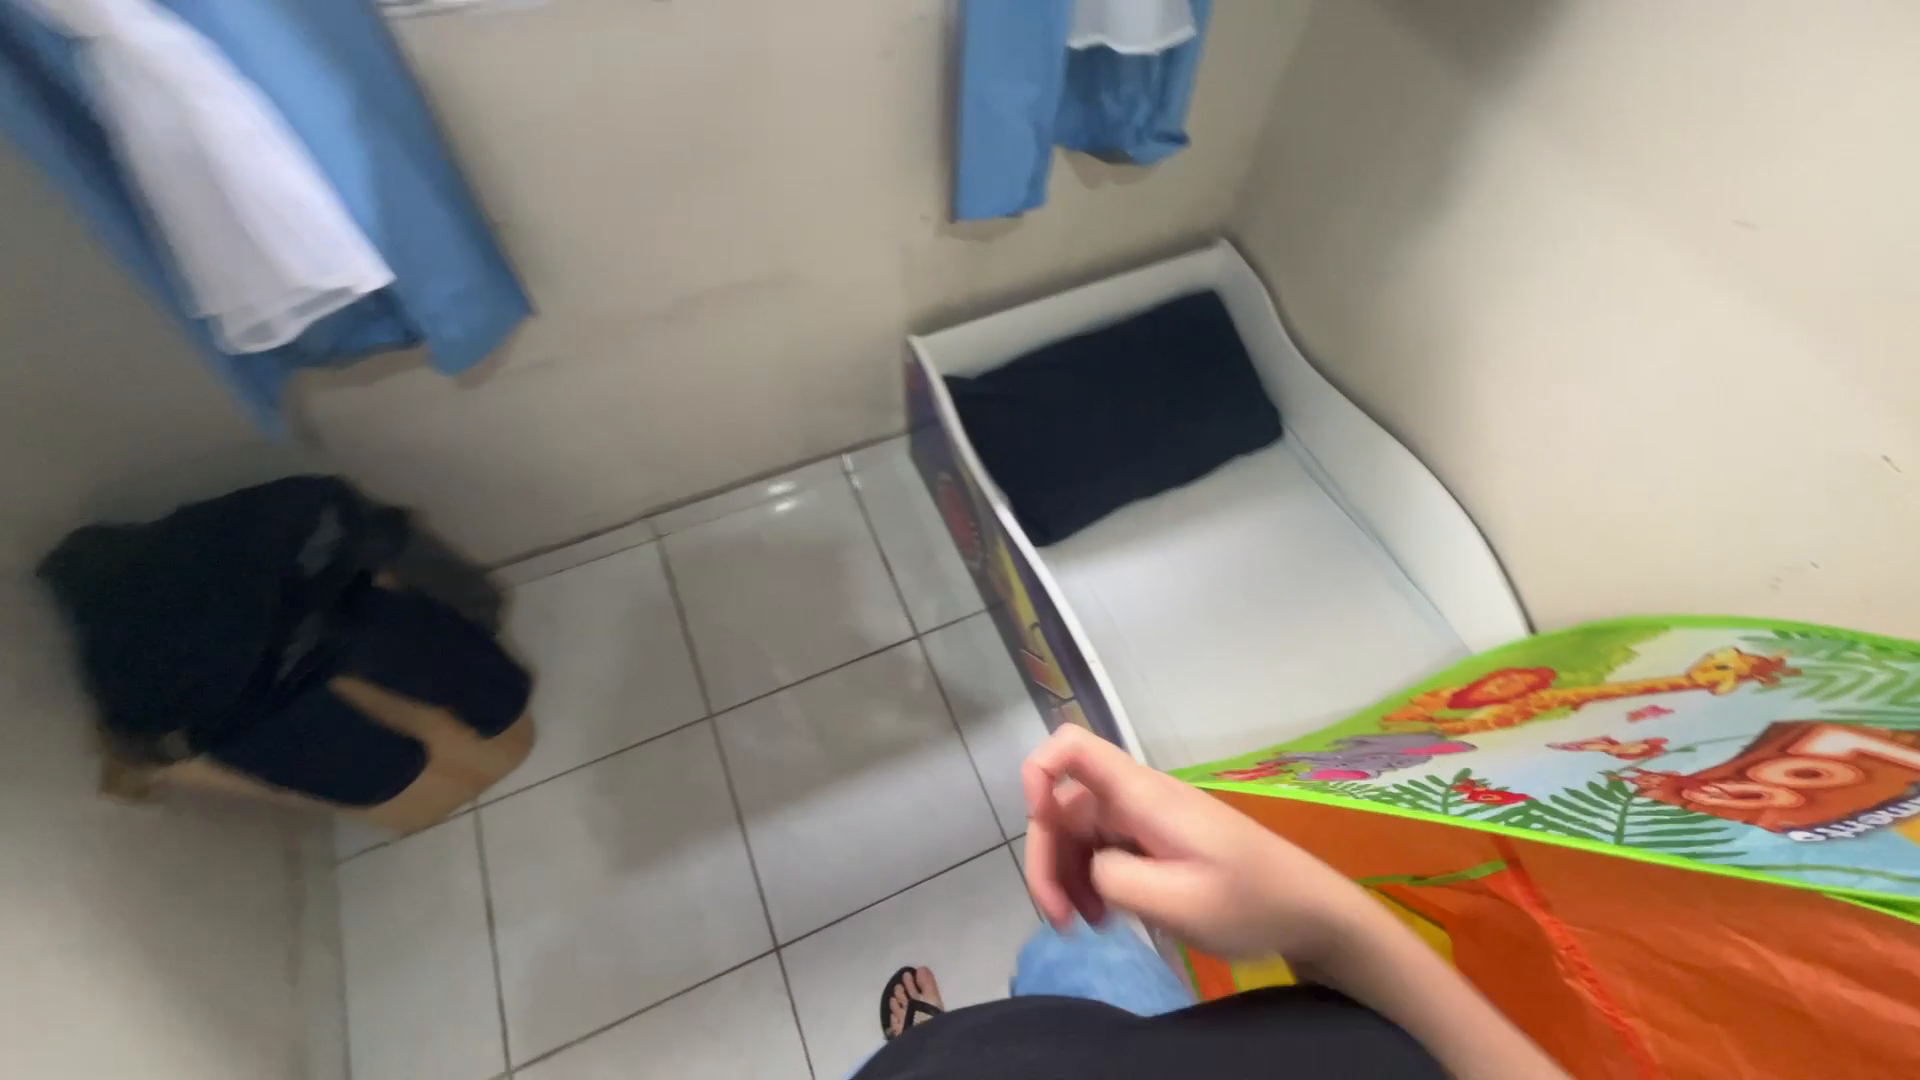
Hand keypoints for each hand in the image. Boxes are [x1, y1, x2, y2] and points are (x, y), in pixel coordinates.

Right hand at [1022, 725, 1373, 961]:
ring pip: (1074, 832)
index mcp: (1139, 794)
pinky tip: (1103, 917)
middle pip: (1060, 804)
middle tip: (1060, 921)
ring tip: (1085, 926)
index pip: (1071, 746)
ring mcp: (1138, 817)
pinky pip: (1098, 850)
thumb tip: (1088, 868)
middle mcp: (1131, 796)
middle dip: (1047, 859)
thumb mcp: (1181, 903)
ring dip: (1066, 876)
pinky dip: (1088, 881)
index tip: (1040, 822)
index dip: (1039, 772)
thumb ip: (1117, 880)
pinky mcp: (1146, 840)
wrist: (1306, 909)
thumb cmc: (1250, 900)